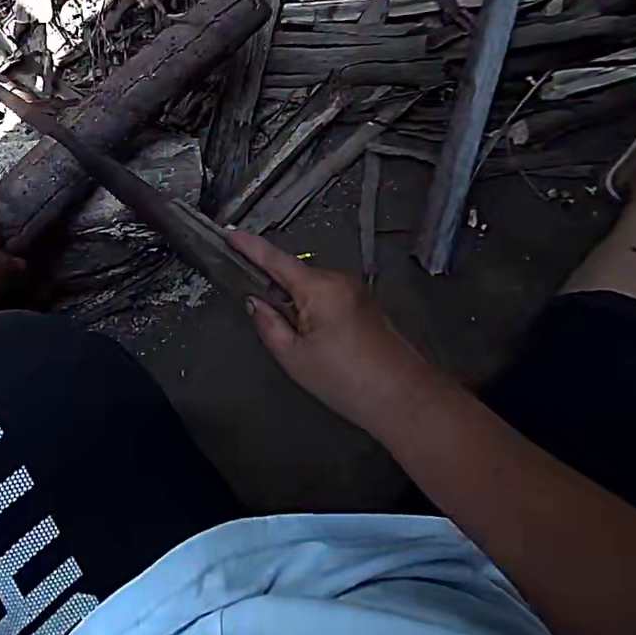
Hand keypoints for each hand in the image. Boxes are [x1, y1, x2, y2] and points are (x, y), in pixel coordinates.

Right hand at [230, 232, 441, 434]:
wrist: (406, 400)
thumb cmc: (346, 381)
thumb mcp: (293, 356)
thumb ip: (267, 323)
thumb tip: (254, 301)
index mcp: (319, 288)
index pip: (275, 259)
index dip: (249, 246)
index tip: (228, 234)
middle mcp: (339, 280)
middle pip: (293, 274)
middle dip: (273, 287)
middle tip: (261, 317)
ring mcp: (355, 290)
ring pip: (310, 287)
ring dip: (295, 302)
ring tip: (295, 338)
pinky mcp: (365, 303)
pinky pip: (327, 295)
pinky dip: (312, 308)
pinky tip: (315, 338)